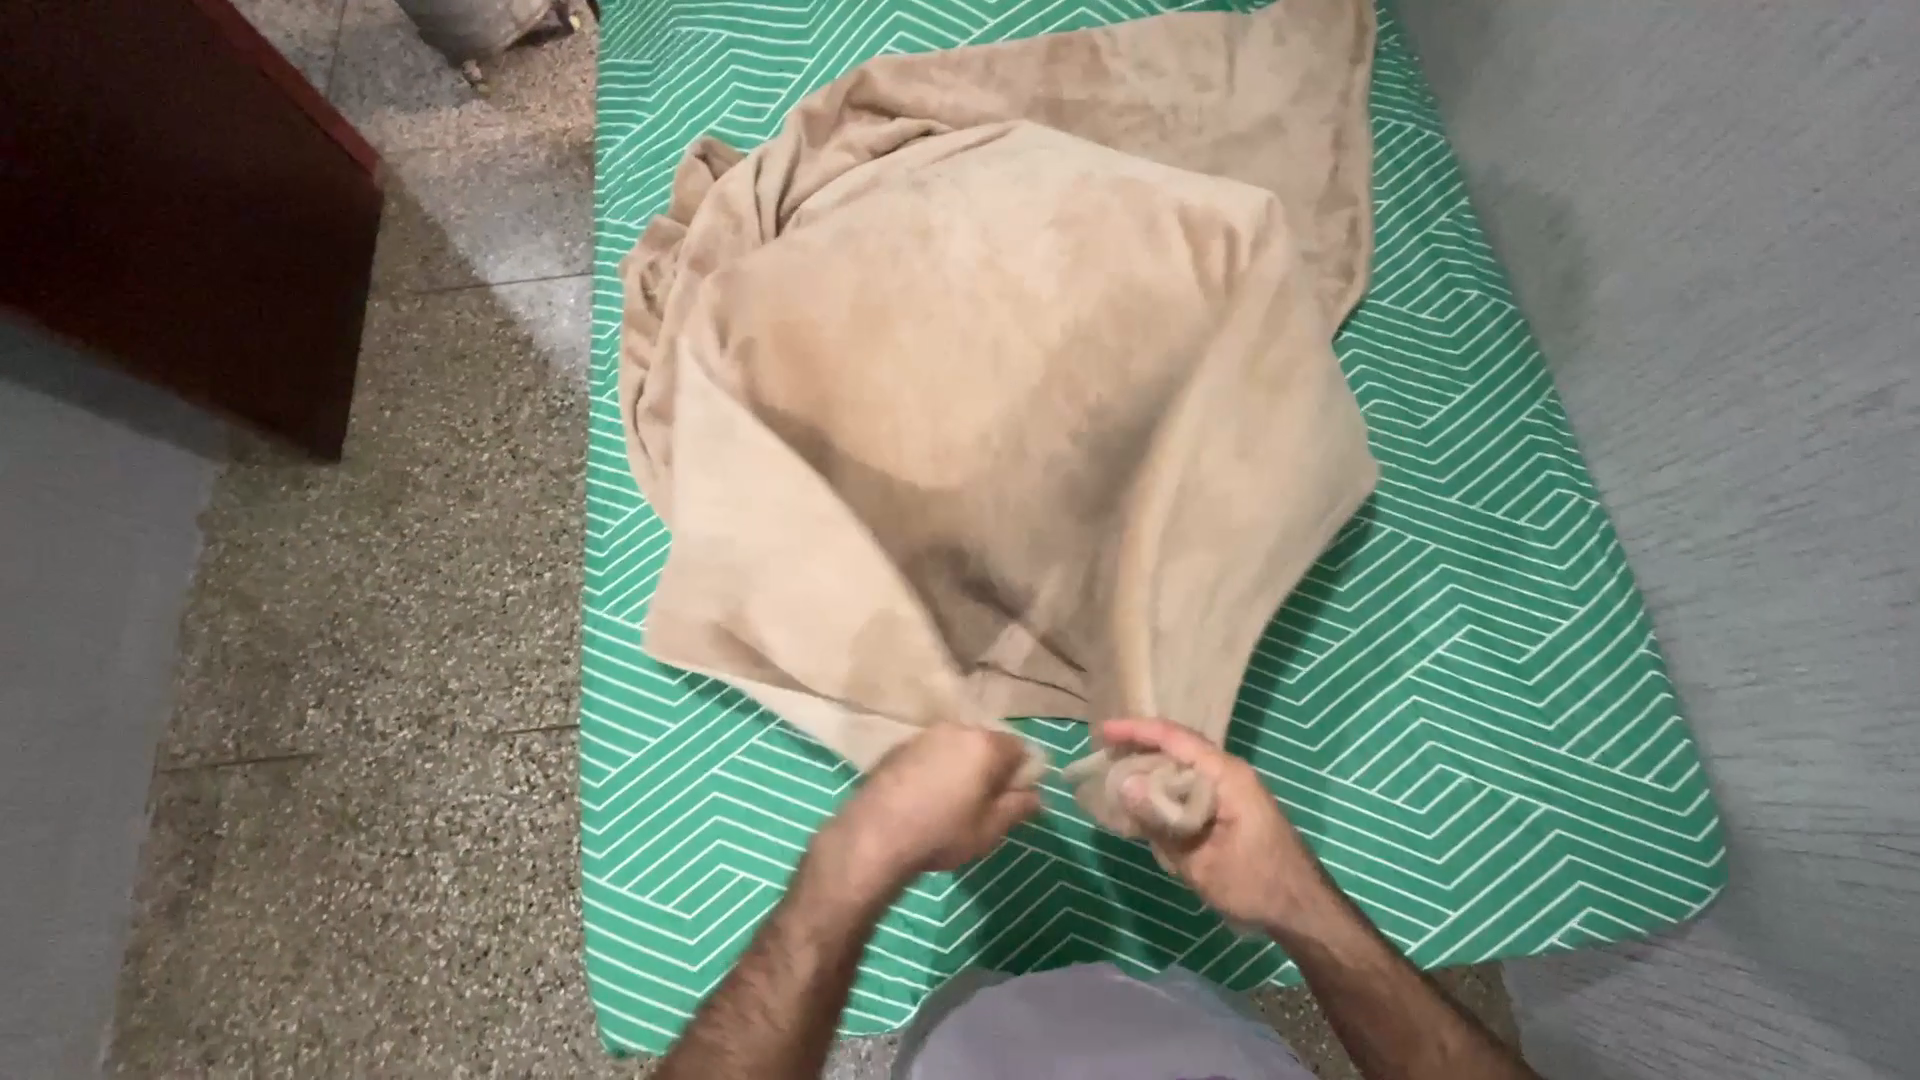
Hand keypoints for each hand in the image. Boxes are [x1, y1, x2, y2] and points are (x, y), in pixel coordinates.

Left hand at [811, 725, 1041, 897]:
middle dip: (992, 767)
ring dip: (963, 765)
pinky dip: (937, 766)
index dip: (1023, 772)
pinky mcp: (900, 745)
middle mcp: (957, 729)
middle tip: (986, 802)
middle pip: (987, 743)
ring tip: (954, 800)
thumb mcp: (989, 830)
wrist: (875, 834)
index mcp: (985, 745)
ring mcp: (925, 734)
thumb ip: (1018, 807)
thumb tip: (1036, 795)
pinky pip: (932, 751)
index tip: (1015, 798)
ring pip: (958, 745)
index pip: (1020, 748)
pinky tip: (926, 796)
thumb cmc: (941, 833)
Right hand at [1098, 717, 1339, 937]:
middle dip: (1140, 743)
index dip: (1136, 730)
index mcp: (1226, 775)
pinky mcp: (1233, 805)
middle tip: (1103, 751)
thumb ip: (1161, 821)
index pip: (1175, 738)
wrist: (1305, 914)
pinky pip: (1193, 782)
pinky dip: (1166, 784)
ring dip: (1152, 764)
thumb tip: (1124, 785)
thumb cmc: (1255, 886)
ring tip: (1117, 771)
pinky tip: (1146, 799)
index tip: (1102, 732)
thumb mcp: (1201, 860)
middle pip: (1179, 744)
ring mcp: (1234, 788)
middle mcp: (1230, 772)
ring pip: (1185, 763)